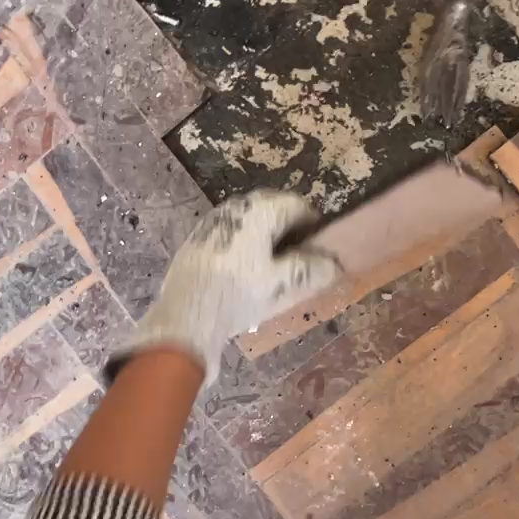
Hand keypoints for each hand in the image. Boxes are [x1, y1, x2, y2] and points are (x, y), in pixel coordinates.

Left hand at [114, 191, 339, 387]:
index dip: (312, 224)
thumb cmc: (239, 295)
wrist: (185, 314)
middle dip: (288, 228)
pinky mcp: (198, 236)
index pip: (297, 205)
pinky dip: (244, 242)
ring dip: (266, 235)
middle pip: (272, 208)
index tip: (316, 247)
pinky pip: (231, 230)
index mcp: (260, 211)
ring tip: (271, 264)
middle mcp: (236, 206)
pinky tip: (243, 269)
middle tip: (296, 256)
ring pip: (250, 219)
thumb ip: (310, 269)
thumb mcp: (281, 285)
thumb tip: (332, 263)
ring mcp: (214, 219)